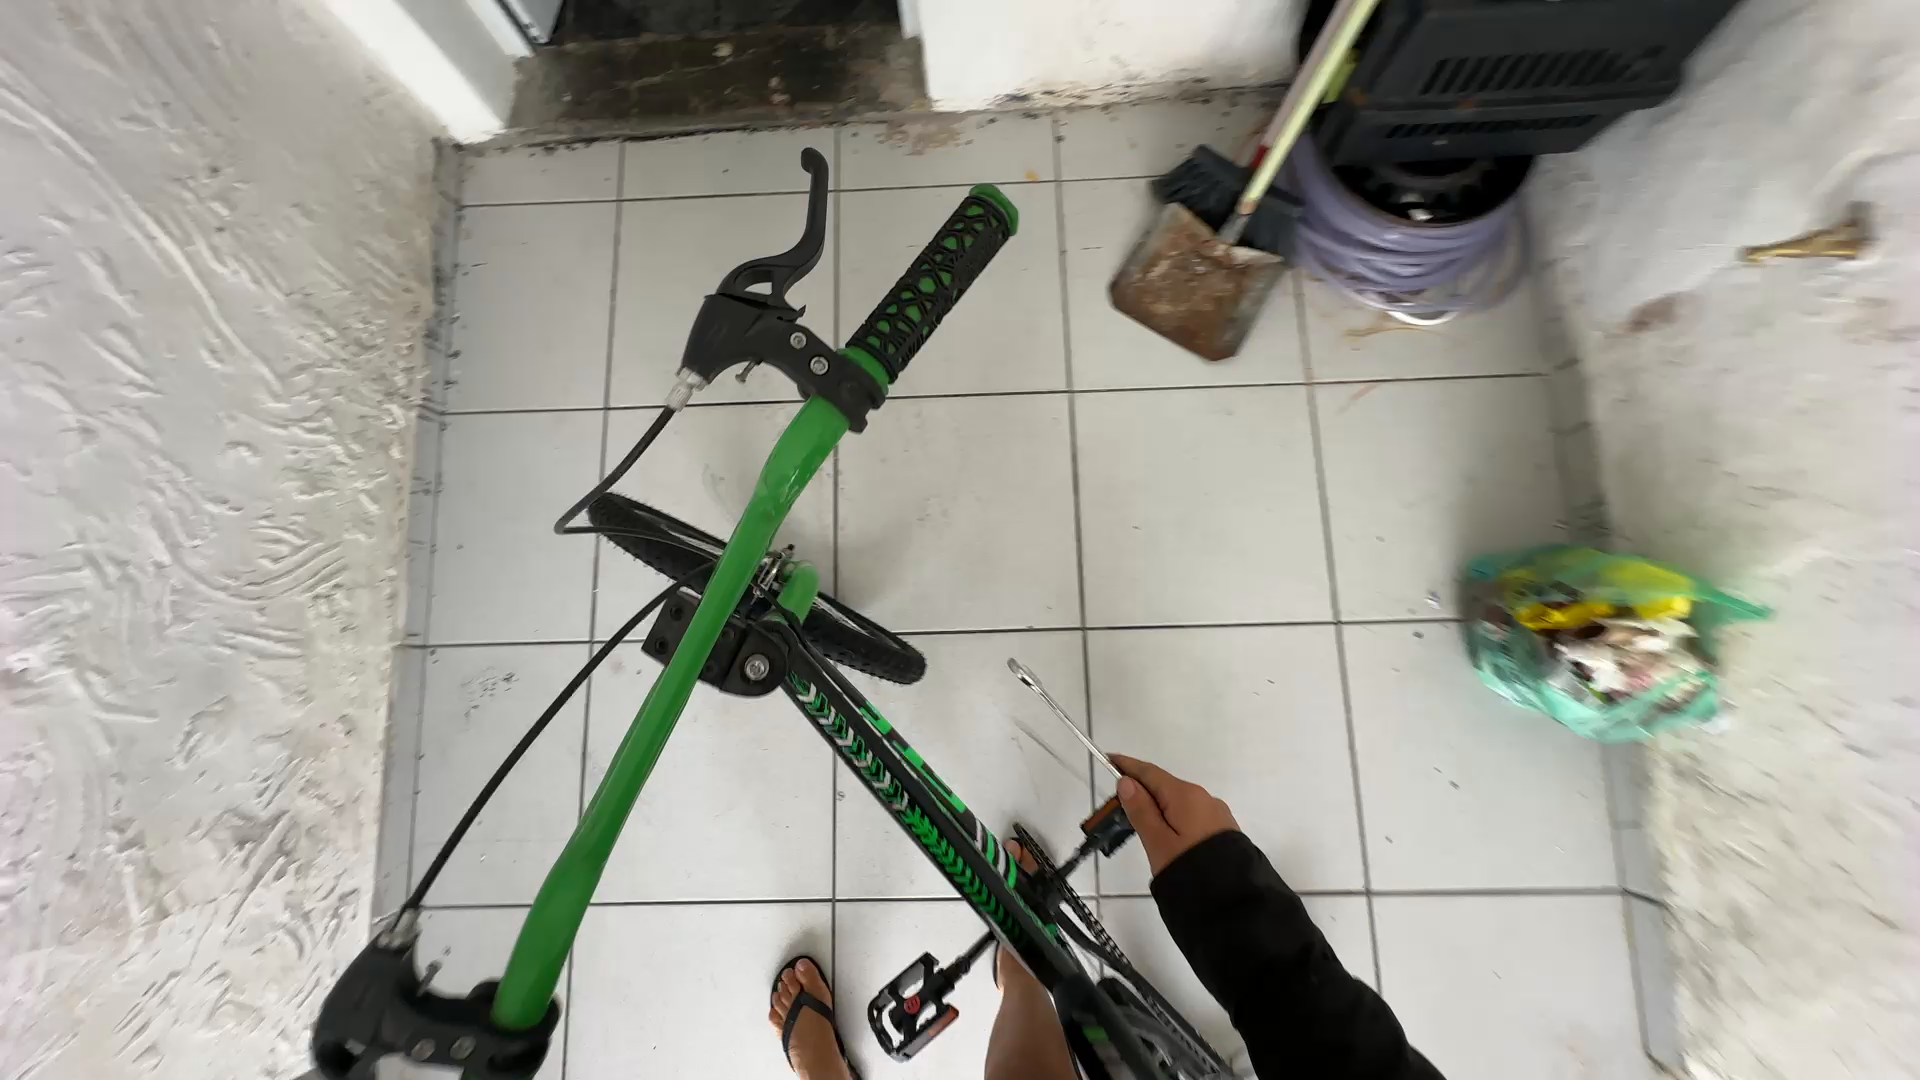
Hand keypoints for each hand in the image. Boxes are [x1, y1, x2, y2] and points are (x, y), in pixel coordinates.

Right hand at [1110, 755, 1238, 876]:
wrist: (1234, 904)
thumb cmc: (1189, 869)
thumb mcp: (1157, 842)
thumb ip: (1141, 810)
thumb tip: (1127, 781)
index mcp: (1185, 795)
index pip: (1150, 772)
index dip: (1128, 766)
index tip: (1109, 759)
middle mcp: (1204, 797)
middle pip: (1165, 786)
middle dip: (1142, 789)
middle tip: (1117, 802)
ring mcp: (1217, 814)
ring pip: (1179, 802)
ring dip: (1158, 806)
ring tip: (1140, 821)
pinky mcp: (1224, 831)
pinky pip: (1191, 815)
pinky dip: (1174, 817)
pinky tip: (1167, 832)